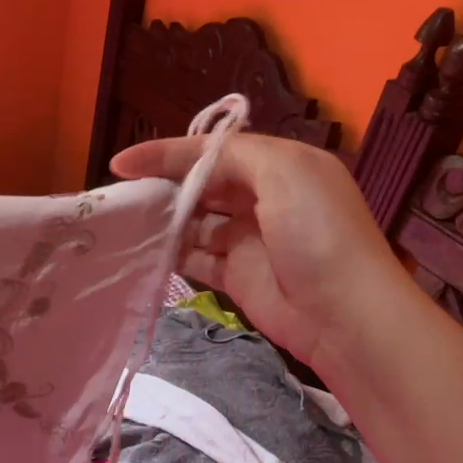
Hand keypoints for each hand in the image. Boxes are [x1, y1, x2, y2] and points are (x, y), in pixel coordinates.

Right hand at [112, 134, 413, 368]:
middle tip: (123, 195)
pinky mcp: (236, 277)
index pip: (214, 151)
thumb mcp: (284, 173)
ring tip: (127, 223)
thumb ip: (236, 157)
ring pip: (196, 223)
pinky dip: (172, 256)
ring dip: (165, 222)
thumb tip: (191, 165)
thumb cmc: (317, 233)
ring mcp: (248, 240)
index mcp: (279, 164)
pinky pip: (196, 259)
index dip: (167, 154)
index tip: (122, 163)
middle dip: (165, 186)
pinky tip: (144, 254)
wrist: (340, 311)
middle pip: (203, 185)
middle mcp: (262, 197)